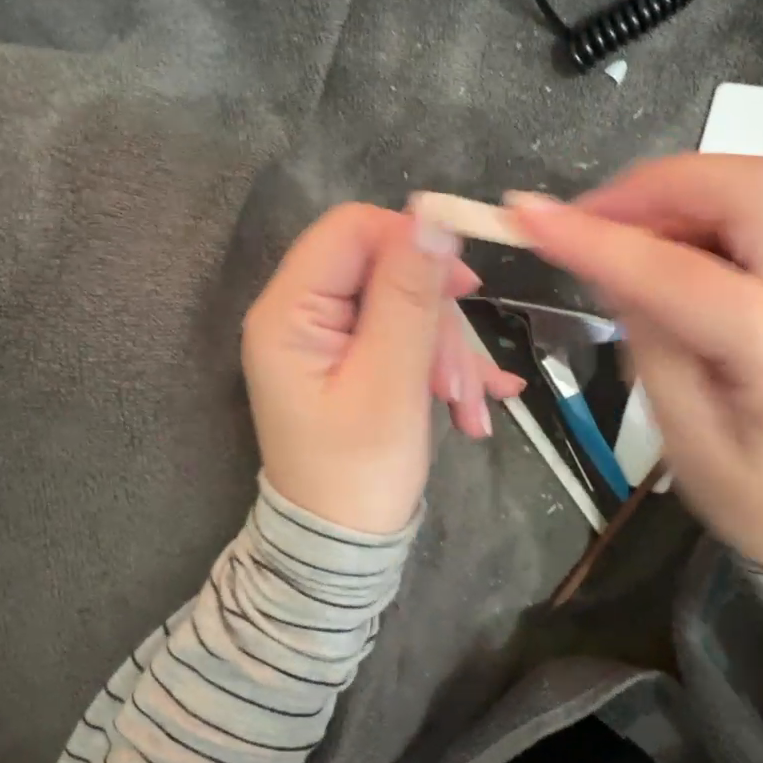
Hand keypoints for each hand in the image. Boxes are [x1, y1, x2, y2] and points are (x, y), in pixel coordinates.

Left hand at [244, 204, 525, 533]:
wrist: (342, 547)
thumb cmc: (360, 472)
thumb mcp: (391, 381)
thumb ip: (408, 294)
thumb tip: (432, 216)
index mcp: (288, 312)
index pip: (351, 229)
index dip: (412, 242)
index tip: (464, 287)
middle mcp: (297, 314)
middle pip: (382, 268)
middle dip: (436, 317)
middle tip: (467, 379)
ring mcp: (322, 339)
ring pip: (401, 305)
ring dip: (445, 350)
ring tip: (473, 407)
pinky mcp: (347, 360)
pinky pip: (399, 337)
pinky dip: (436, 366)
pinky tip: (471, 405)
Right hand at [507, 156, 762, 570]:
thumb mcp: (685, 437)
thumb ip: (651, 341)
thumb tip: (613, 268)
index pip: (684, 274)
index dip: (599, 240)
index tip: (530, 214)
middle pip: (758, 188)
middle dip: (661, 184)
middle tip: (592, 213)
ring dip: (687, 193)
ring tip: (625, 228)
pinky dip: (712, 215)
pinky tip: (672, 248)